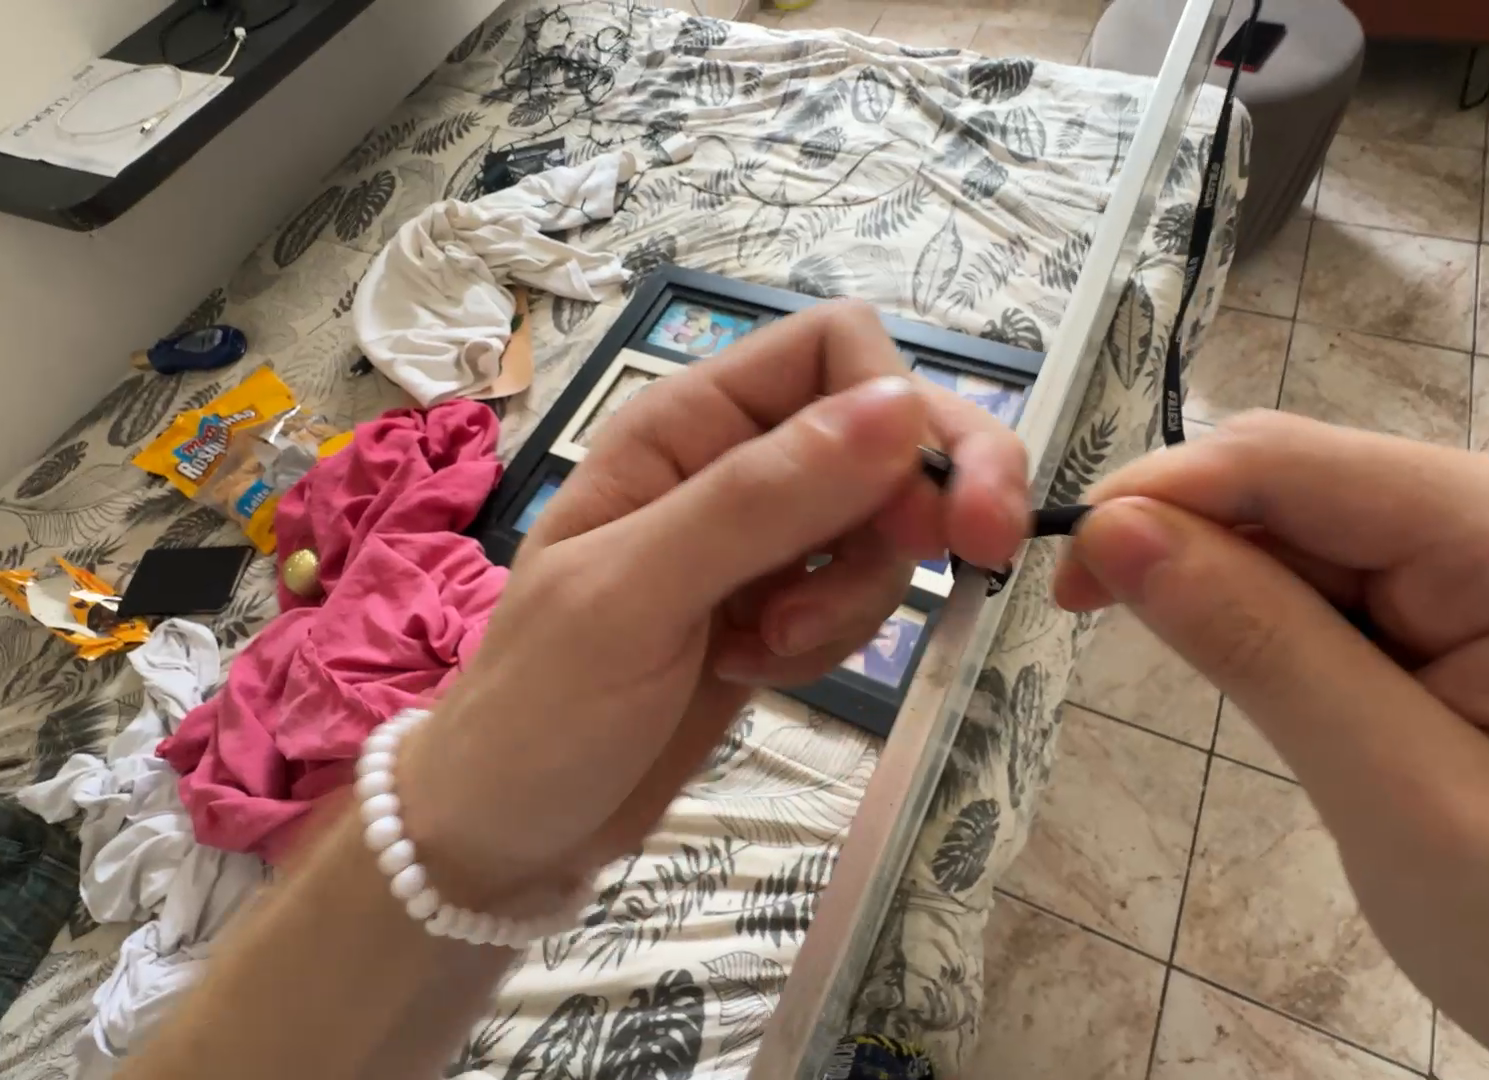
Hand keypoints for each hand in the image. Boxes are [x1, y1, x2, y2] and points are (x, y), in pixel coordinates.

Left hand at [398, 300, 1027, 904]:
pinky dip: (834, 636)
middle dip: (928, 498)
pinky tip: (757, 668)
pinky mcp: (783, 602)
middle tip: (968, 560)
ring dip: (854, 595)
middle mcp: (735, 460)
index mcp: (688, 422)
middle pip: (886, 430)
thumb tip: (900, 406)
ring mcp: (764, 537)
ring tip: (766, 648)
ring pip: (883, 523)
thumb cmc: (544, 707)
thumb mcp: (636, 594)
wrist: (520, 823)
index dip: (903, 411)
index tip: (928, 513)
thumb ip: (761, 498)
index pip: (837, 348)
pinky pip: (859, 593)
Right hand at [1056, 411, 1488, 1079]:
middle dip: (1184, 540)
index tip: (1069, 566)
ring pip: (1314, 516)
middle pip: (1304, 483)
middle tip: (1093, 609)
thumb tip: (1112, 531)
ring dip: (1228, 576)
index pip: (1298, 462)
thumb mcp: (1394, 799)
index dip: (1156, 494)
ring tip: (1209, 664)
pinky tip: (1278, 659)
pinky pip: (1348, 554)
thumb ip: (1252, 646)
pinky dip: (1276, 599)